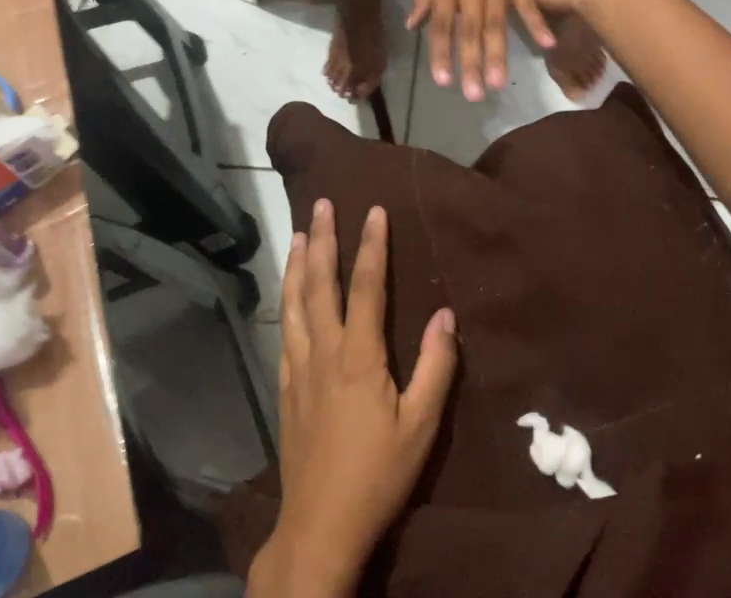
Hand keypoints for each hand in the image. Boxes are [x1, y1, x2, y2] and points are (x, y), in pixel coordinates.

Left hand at [252, 200, 457, 596]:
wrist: (320, 524)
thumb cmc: (378, 474)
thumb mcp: (421, 425)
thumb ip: (436, 367)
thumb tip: (445, 314)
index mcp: (359, 358)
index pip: (366, 287)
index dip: (371, 246)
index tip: (372, 209)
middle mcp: (324, 354)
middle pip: (320, 286)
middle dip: (322, 241)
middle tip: (321, 205)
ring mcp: (299, 371)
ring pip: (294, 305)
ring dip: (297, 266)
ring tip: (298, 235)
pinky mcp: (287, 391)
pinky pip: (285, 333)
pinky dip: (286, 304)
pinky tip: (287, 298)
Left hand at [408, 0, 555, 101]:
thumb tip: (414, 25)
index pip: (440, 25)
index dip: (441, 54)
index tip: (442, 82)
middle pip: (469, 31)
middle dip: (470, 65)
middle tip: (472, 96)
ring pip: (497, 24)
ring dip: (497, 55)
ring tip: (496, 83)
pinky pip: (529, 4)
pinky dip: (538, 23)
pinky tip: (547, 45)